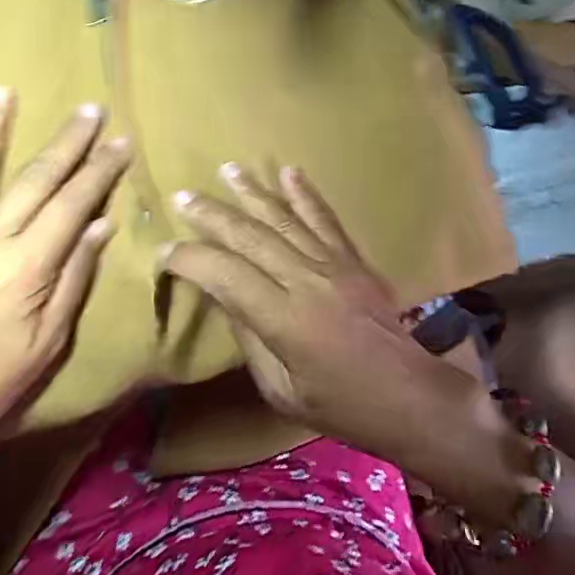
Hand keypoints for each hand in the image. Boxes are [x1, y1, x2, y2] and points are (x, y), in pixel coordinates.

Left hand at [0, 88, 132, 452]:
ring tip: (2, 91)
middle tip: (89, 108)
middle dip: (67, 141)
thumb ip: (73, 279)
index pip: (74, 202)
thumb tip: (100, 225)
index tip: (122, 141)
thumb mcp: (45, 345)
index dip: (101, 170)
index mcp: (27, 264)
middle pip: (35, 177)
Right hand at [160, 164, 495, 472]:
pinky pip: (325, 219)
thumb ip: (249, 337)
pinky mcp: (354, 260)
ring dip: (252, 192)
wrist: (409, 397)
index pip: (224, 274)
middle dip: (211, 214)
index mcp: (284, 320)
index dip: (189, 259)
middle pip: (249, 236)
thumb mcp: (279, 387)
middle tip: (182, 197)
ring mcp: (334, 265)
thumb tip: (224, 294)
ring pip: (284, 219)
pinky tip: (287, 171)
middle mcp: (306, 281)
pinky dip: (304, 194)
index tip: (164, 253)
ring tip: (227, 169)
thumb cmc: (339, 406)